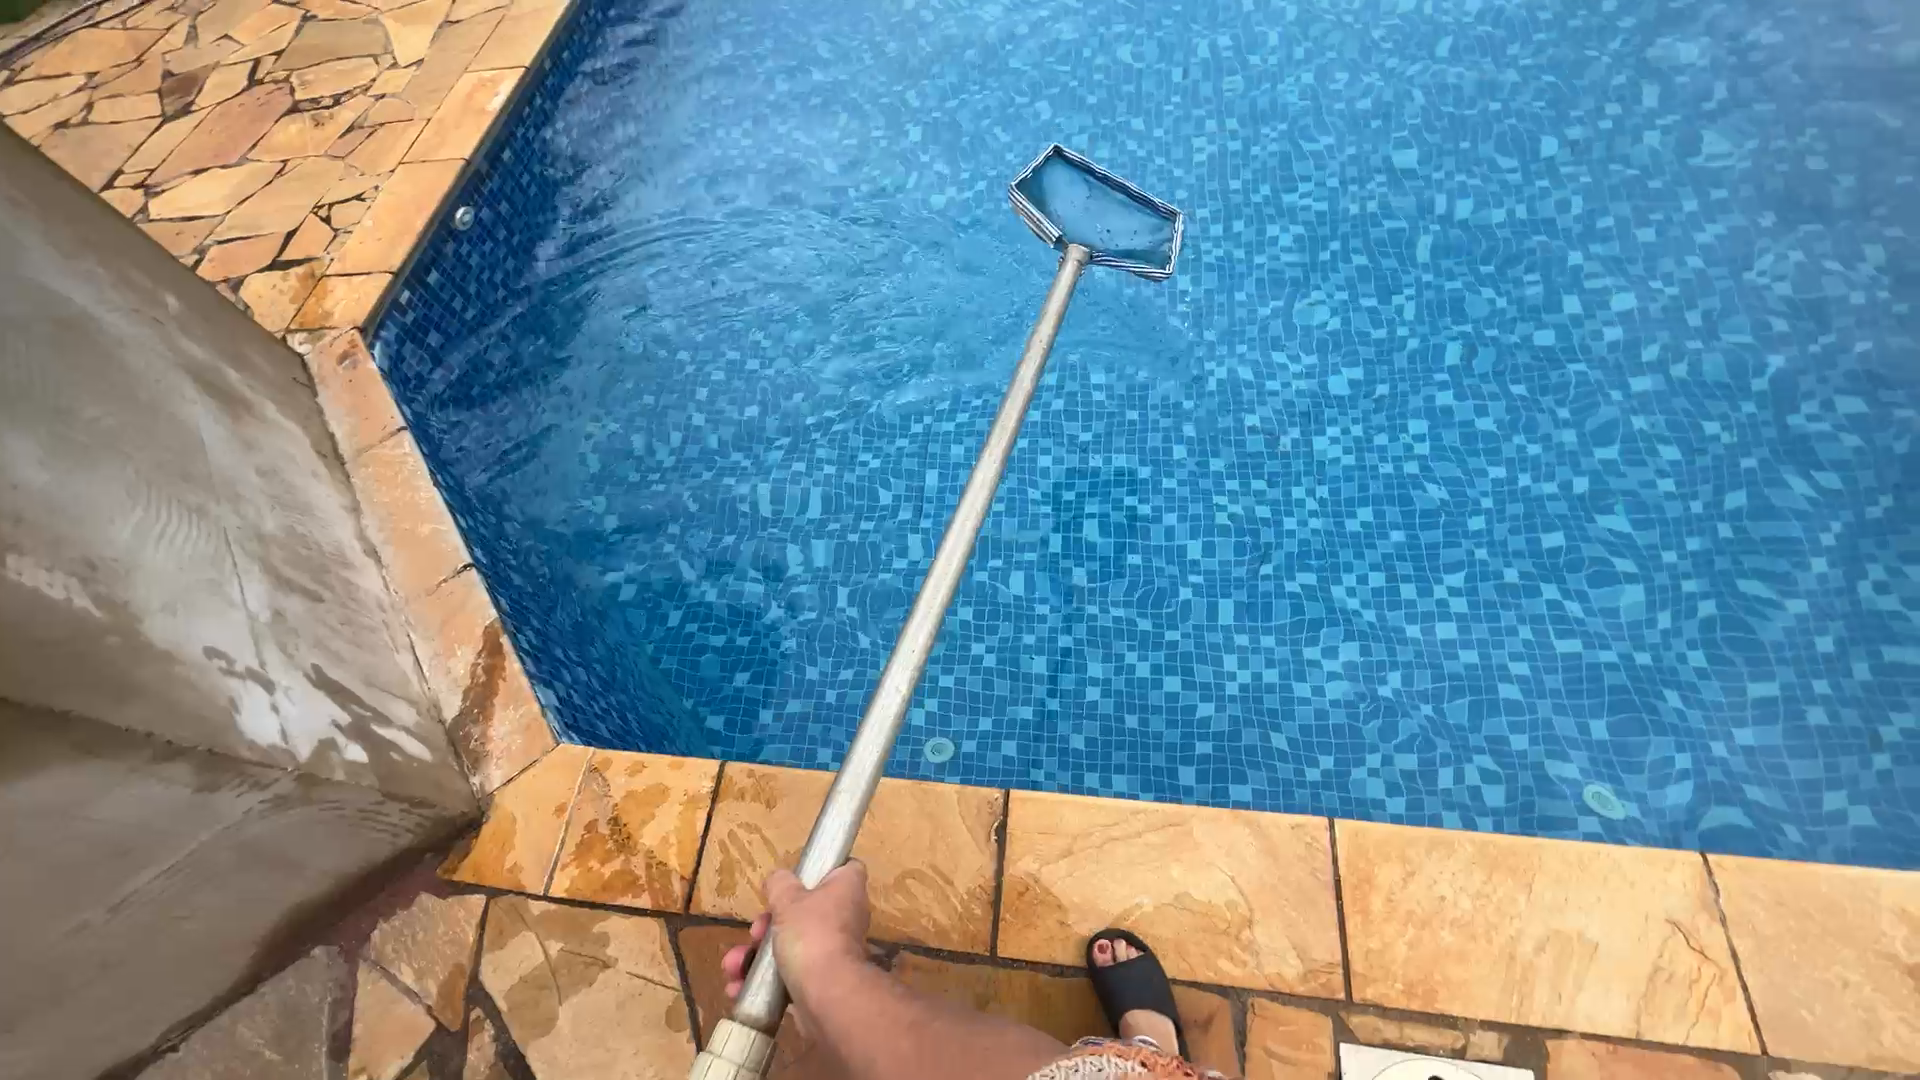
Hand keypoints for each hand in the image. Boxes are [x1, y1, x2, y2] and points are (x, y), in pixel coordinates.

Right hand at [722, 860, 871, 1006]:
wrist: (827, 996)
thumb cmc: (812, 935)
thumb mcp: (788, 899)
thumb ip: (780, 884)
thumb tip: (779, 878)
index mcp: (846, 888)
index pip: (846, 868)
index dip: (823, 869)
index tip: (799, 878)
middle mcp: (845, 916)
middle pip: (806, 909)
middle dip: (769, 923)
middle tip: (755, 932)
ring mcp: (833, 950)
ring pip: (792, 943)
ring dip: (758, 954)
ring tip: (734, 965)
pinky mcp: (821, 980)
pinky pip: (790, 973)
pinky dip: (766, 980)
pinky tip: (738, 987)